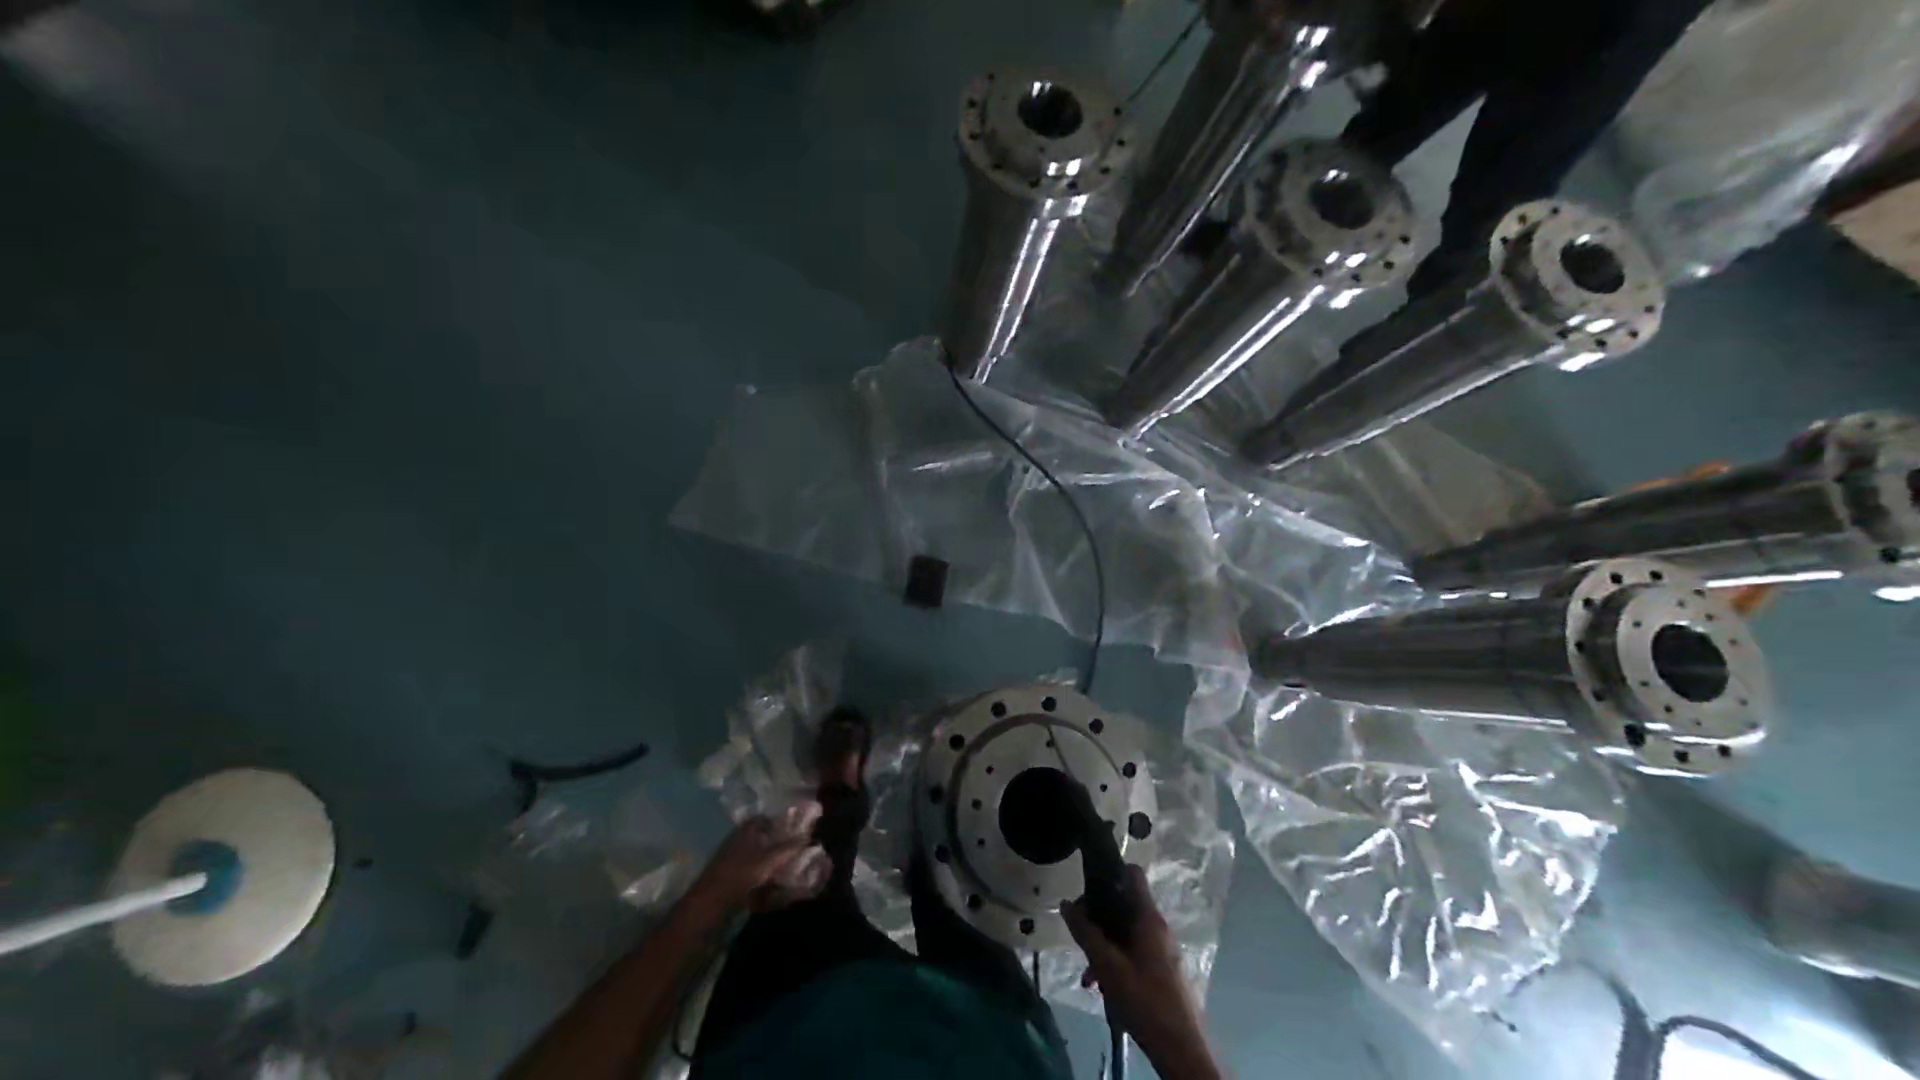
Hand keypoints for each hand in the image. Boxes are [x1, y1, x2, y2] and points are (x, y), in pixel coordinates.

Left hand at [691, 813, 822, 912]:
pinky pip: (747, 868)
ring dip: (766, 857)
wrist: (712, 900)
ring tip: (783, 864)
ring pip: (753, 852)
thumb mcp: (769, 860)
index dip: (776, 821)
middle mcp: (738, 840)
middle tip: (791, 847)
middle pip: (759, 836)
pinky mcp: (729, 874)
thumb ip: (789, 848)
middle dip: (773, 840)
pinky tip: (769, 880)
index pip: (762, 819)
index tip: (791, 828)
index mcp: (746, 831)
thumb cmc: (742, 872)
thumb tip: (808, 837)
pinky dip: (758, 871)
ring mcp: (731, 857)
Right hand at [1064, 866, 1223, 1079]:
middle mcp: (1158, 927)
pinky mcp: (1163, 969)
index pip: (1132, 874)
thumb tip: (1067, 903)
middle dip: (1098, 919)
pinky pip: (1134, 952)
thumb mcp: (1107, 965)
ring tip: (1087, 974)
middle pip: (1123, 905)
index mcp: (1149, 918)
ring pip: (1126, 932)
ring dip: (1104, 946)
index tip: (1086, 885)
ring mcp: (1162, 949)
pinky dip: (1116, 961)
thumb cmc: (1145, 1000)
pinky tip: (1102, 987)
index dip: (1109, 871)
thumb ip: (1085, 932)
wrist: (1182, 1051)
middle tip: (1079, 937)